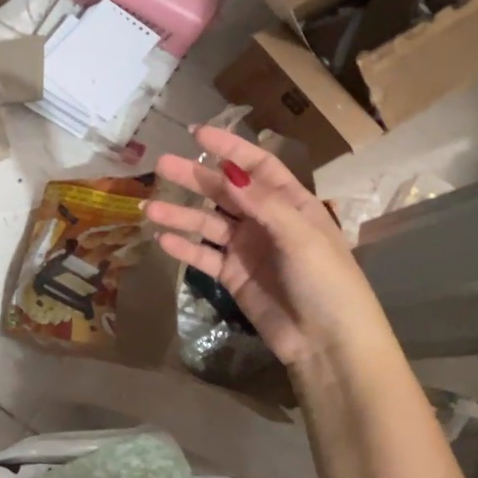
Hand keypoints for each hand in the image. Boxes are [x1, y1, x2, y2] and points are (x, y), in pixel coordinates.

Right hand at [144, 126, 394, 369]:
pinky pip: (203, 256)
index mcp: (293, 206)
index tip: (198, 134)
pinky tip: (162, 240)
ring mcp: (248, 249)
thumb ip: (262, 204)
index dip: (230, 149)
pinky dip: (184, 247)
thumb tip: (227, 171)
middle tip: (161, 165)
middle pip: (225, 192)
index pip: (257, 168)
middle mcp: (267, 222)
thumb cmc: (328, 283)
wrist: (328, 343)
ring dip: (180, 215)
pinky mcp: (233, 276)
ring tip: (149, 209)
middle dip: (194, 178)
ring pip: (207, 224)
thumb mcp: (301, 238)